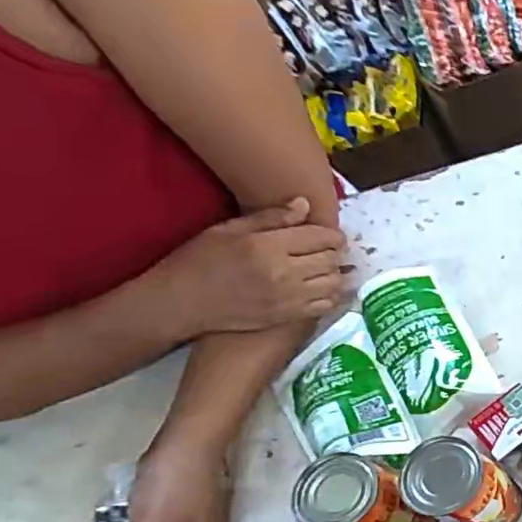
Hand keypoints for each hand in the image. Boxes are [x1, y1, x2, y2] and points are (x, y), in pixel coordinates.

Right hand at [134, 196, 349, 338]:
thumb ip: (271, 218)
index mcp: (268, 245)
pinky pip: (325, 305)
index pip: (319, 237)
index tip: (333, 236)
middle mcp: (284, 272)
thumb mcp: (230, 229)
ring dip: (335, 275)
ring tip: (326, 269)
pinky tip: (320, 289)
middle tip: (330, 251)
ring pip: (333, 284)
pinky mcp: (290, 317)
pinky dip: (330, 295)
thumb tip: (305, 204)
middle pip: (330, 260)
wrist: (186, 301)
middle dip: (335, 253)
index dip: (333, 235)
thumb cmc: (202, 259)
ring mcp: (290, 298)